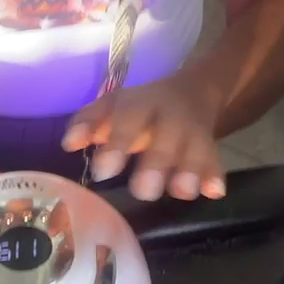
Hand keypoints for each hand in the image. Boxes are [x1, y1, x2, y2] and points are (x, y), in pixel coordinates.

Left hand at [63, 70, 225, 201]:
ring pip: (194, 149)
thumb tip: (68, 143)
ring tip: (183, 192)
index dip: (117, 144)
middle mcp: (170, 118)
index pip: (128, 121)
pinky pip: (215, 160)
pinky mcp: (210, 148)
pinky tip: (214, 192)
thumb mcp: (113, 108)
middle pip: (166, 138)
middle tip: (144, 191)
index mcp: (141, 106)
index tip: (103, 171)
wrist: (195, 91)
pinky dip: (215, 175)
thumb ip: (89, 123)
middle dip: (157, 164)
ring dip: (190, 170)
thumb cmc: (140, 111)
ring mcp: (193, 133)